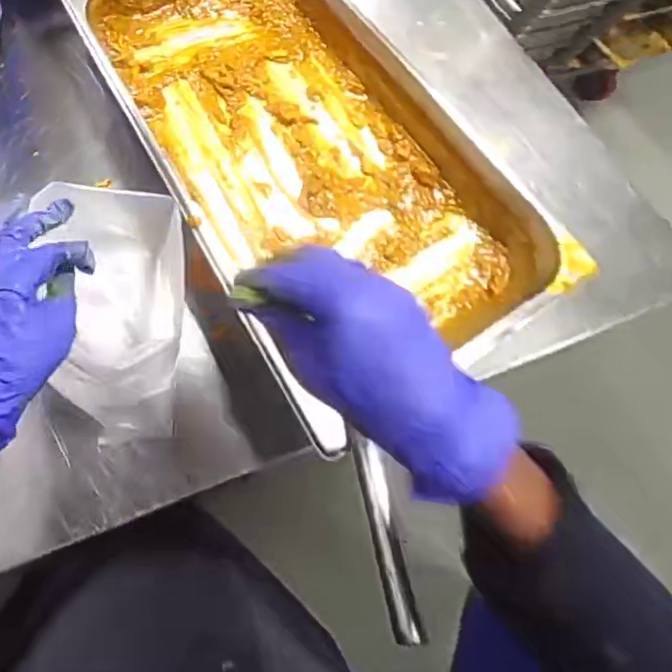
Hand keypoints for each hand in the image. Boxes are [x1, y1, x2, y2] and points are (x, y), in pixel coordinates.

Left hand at [0, 198, 94, 451]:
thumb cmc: (23, 359)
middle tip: (62, 207)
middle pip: (18, 234)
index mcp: (17, 273)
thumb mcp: (56, 326)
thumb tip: (62, 273)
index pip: (49, 252)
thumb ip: (61, 292)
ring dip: (7, 221)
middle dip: (42, 218)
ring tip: (20, 206)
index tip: (88, 261)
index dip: (73, 252)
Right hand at [236, 246, 518, 502]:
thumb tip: (256, 303)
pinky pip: (353, 275)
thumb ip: (281, 325)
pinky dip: (330, 281)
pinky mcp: (396, 293)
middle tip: (260, 288)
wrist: (432, 414)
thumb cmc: (363, 397)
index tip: (239, 286)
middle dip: (281, 267)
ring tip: (288, 296)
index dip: (258, 278)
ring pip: (334, 262)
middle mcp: (362, 280)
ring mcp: (383, 283)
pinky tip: (321, 304)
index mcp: (338, 297)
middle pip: (311, 257)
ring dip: (307, 272)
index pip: (287, 273)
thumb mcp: (310, 364)